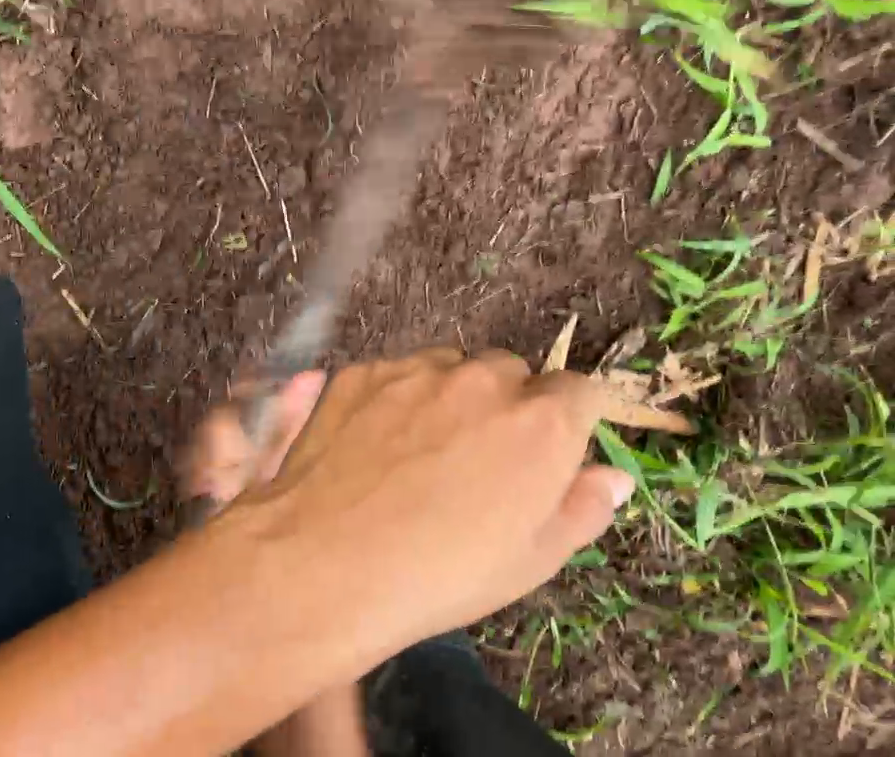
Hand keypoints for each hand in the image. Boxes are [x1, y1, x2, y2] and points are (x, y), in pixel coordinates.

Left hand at [233, 348, 630, 651]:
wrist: (328, 554)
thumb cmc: (442, 570)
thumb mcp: (534, 558)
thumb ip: (579, 506)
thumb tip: (609, 476)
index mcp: (539, 423)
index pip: (577, 389)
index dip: (567, 416)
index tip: (550, 445)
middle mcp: (476, 381)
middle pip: (507, 371)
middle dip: (505, 402)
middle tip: (480, 453)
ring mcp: (407, 372)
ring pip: (445, 366)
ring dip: (448, 392)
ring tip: (423, 446)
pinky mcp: (355, 375)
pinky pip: (390, 373)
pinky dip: (393, 394)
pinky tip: (375, 439)